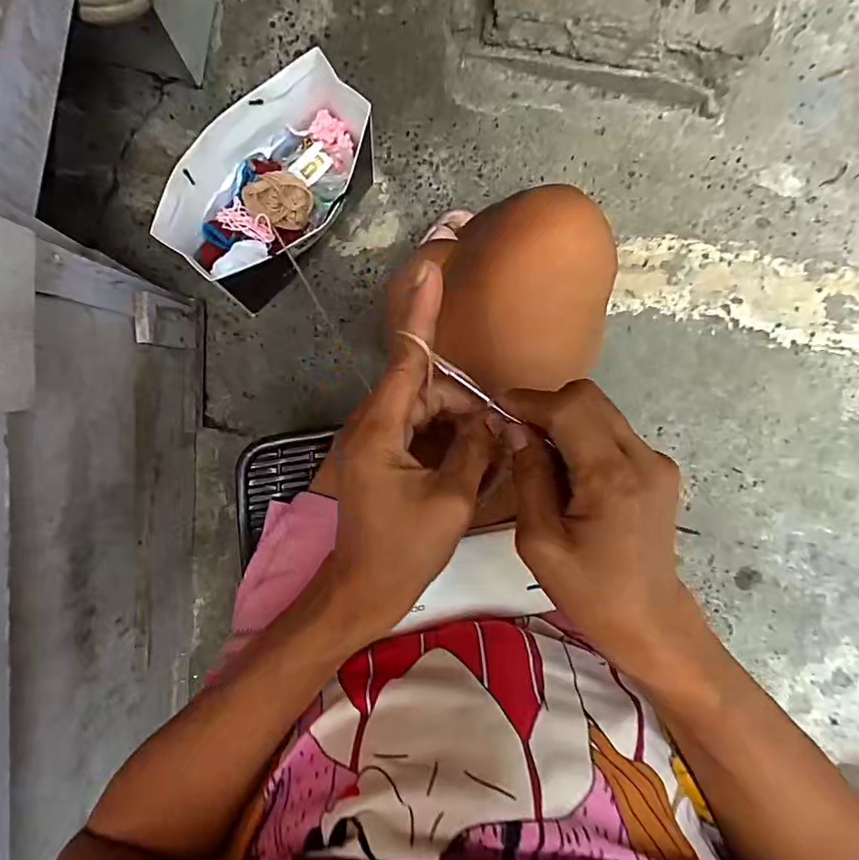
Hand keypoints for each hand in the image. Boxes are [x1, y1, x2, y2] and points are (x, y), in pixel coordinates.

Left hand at [311, 259, 500, 644]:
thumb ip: (474, 450)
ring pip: (421, 409)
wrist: (362, 589)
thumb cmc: (404, 551)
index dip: (422, 313)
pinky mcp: (377, 456)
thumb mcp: (451, 501)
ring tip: (485, 452)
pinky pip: (414, 430)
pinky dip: (442, 438)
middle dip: (461, 402)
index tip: (430, 270)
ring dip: (455, 423)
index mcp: (379, 429)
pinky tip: (468, 459)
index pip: (408, 359)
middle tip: (496, 435)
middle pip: (422, 386)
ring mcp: (370, 441)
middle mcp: (369, 425)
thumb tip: (492, 421)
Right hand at [500, 380, 711, 676]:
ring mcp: (656, 463)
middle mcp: (642, 459)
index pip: (570, 409)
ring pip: (601, 412)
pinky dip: (581, 437)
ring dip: (564, 421)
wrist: (650, 621)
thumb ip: (528, 478)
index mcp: (611, 478)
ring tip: (536, 454)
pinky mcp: (657, 471)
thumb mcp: (539, 541)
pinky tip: (564, 471)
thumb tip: (515, 430)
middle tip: (515, 432)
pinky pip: (611, 433)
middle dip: (546, 406)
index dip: (529, 401)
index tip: (497, 408)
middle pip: (589, 399)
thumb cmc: (589, 591)